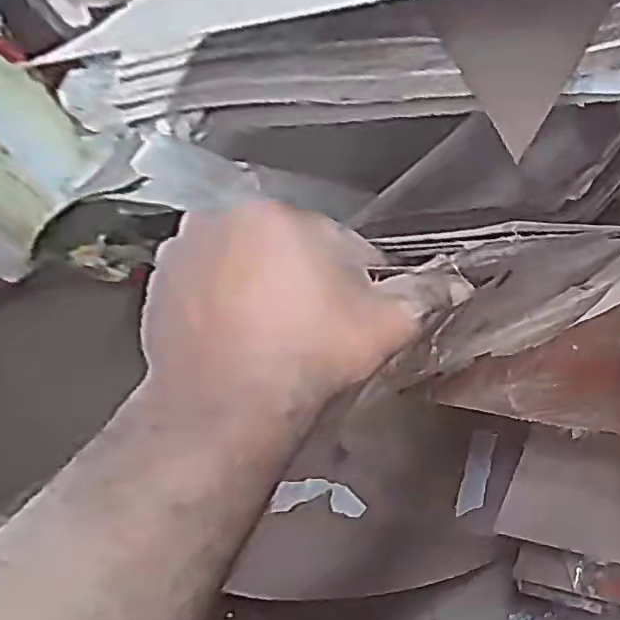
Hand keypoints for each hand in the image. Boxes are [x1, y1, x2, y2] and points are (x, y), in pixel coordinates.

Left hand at [141, 201, 456, 413]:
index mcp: (288, 217)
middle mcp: (228, 216)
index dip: (367, 288)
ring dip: (273, 288)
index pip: (350, 247)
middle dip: (316, 282)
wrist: (228, 404)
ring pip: (255, 264)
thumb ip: (426, 296)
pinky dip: (233, 301)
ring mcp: (187, 246)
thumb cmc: (313, 356)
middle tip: (324, 332)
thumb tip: (459, 282)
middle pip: (298, 250)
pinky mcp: (161, 279)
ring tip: (284, 338)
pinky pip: (215, 282)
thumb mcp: (388, 327)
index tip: (363, 322)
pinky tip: (248, 339)